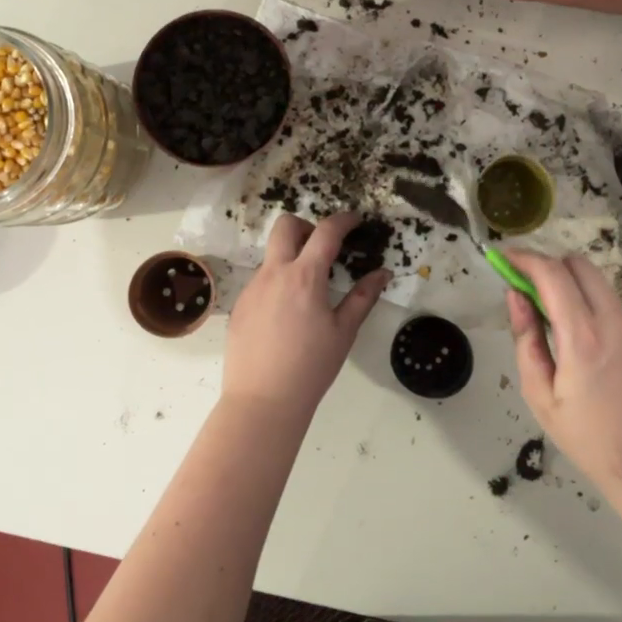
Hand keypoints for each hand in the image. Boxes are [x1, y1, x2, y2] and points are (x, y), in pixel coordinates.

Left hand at [223, 212, 390, 418]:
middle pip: (285, 226)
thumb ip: (363, 297)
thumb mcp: (343, 332)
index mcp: (304, 277)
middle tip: (323, 247)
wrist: (262, 401)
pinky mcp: (239, 306)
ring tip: (307, 290)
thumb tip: (383, 273)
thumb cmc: (311, 367)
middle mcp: (274, 274)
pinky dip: (277, 283)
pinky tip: (286, 316)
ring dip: (291, 257)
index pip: (325, 232)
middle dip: (306, 225)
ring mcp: (252, 289)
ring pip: (271, 255)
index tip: (355, 221)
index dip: (343, 220)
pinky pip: (260, 281)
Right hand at [504, 251, 621, 496]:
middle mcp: (616, 320)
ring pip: (599, 285)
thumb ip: (526, 340)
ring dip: (573, 288)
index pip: (552, 274)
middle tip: (528, 287)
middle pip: (580, 265)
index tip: (505, 259)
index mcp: (583, 337)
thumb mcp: (541, 397)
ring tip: (556, 324)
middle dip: (550, 266)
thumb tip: (515, 296)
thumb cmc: (591, 441)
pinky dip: (594, 311)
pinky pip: (616, 308)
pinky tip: (589, 349)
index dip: (525, 259)